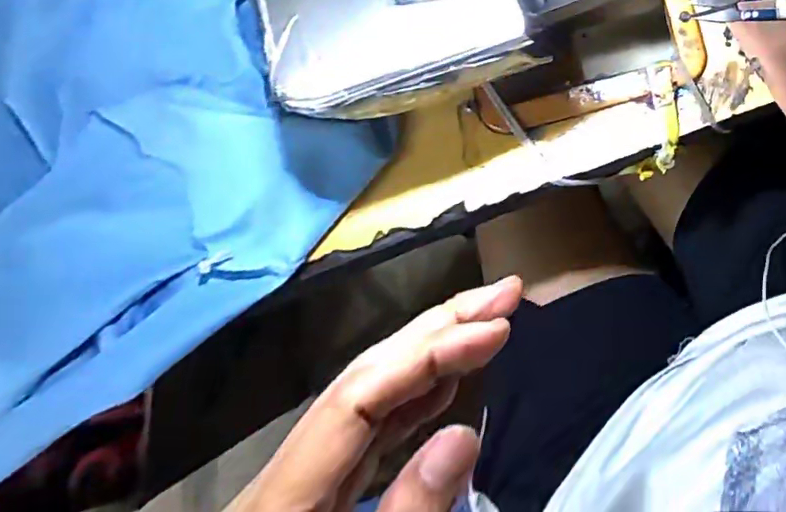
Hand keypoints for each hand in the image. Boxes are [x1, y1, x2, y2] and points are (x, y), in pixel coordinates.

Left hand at [227, 277, 522, 511]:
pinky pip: (373, 429)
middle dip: (439, 327)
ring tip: (490, 318)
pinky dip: (418, 393)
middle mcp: (288, 474)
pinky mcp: (318, 497)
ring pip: (372, 393)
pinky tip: (448, 381)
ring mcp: (301, 483)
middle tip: (506, 294)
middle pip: (364, 375)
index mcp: (279, 502)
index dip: (430, 352)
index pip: (360, 396)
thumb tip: (463, 433)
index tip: (497, 329)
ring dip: (434, 349)